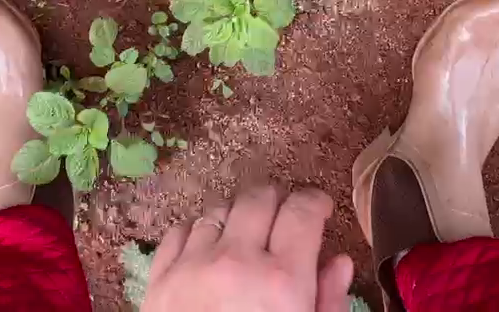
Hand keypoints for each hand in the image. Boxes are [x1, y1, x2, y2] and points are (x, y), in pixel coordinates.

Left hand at [142, 185, 354, 311]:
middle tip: (285, 221)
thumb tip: (338, 262)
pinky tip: (209, 251)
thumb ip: (327, 305)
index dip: (315, 201)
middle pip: (259, 198)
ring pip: (220, 209)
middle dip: (278, 202)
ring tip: (247, 239)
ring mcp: (192, 266)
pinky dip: (199, 232)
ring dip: (238, 218)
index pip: (302, 211)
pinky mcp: (159, 280)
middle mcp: (237, 261)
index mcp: (282, 282)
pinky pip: (182, 230)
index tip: (320, 208)